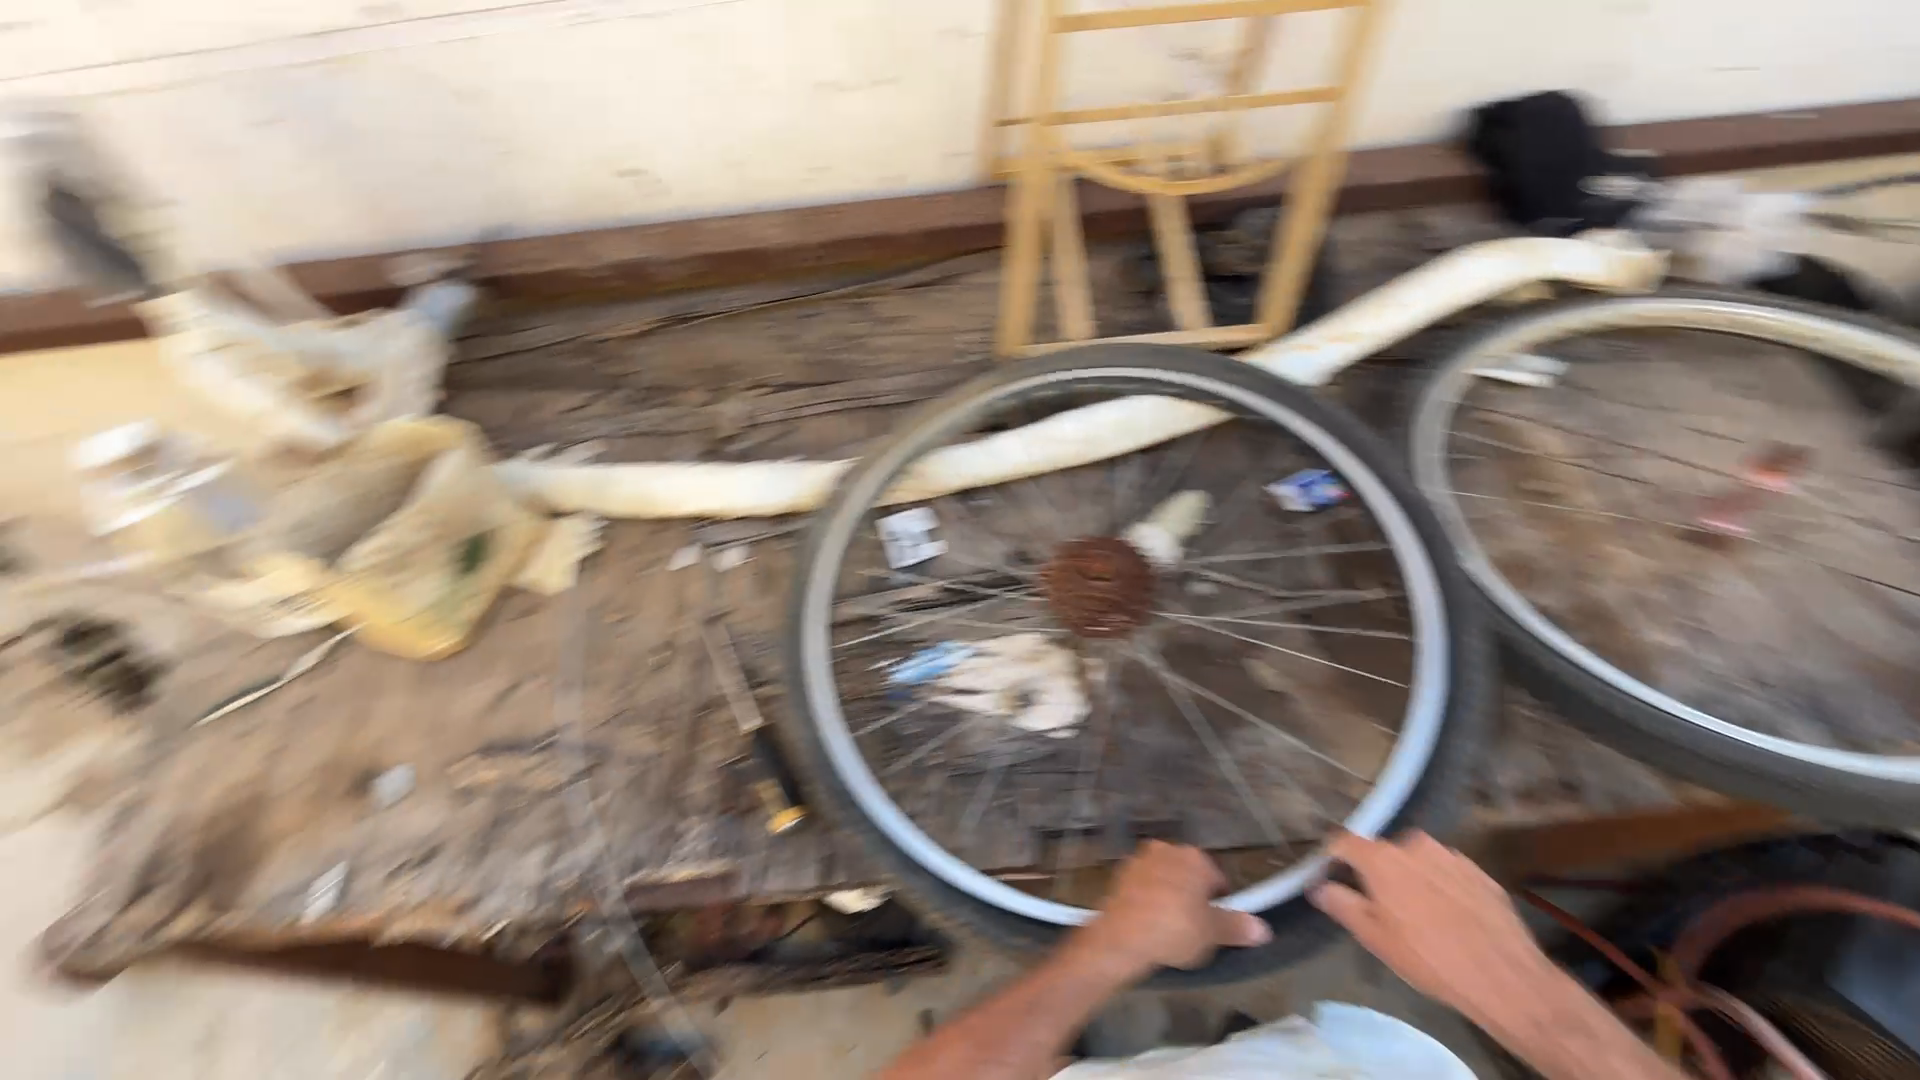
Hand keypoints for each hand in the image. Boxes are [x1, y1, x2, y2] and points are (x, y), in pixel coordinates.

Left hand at [1069, 840, 1271, 978]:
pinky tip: (1149, 922)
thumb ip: (1237, 928)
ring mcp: (1140, 859)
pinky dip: (1148, 899)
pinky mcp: (1120, 873)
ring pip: (1165, 878)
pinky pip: (1143, 886)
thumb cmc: (1174, 929)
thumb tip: (1263, 929)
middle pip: (1189, 875)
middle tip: (1194, 928)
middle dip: (1193, 896)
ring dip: (1169, 896)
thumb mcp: (1212, 934)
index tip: (1215, 925)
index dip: (1219, 903)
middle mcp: (1167, 849)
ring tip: (1170, 928)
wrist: (1121, 936)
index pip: (1217, 878)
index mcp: (1194, 857)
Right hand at [1311, 830, 1558, 1026]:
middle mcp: (1414, 845)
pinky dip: (1441, 886)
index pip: (1343, 841)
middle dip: (1376, 872)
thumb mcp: (1374, 938)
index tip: (1331, 877)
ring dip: (1411, 877)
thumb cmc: (1429, 958)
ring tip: (1420, 913)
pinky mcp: (1480, 872)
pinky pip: (1447, 872)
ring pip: (1417, 860)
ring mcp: (1451, 856)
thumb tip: (1317, 885)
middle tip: (1381, 906)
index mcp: (1381, 858)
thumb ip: (1340, 904)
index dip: (1333, 858)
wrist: (1506, 979)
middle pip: (1382, 851)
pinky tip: (1451, 917)